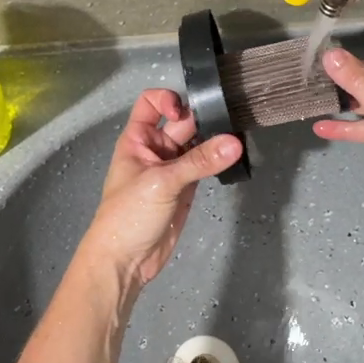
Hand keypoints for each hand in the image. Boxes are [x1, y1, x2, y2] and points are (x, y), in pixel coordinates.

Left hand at [78, 89, 241, 291]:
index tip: (186, 112)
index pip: (150, 103)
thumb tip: (235, 143)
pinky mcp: (187, 189)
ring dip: (215, 141)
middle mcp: (155, 149)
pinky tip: (234, 158)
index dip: (168, 100)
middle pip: (182, 122)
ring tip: (239, 138)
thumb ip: (199, 162)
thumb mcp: (162, 183)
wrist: (124, 262)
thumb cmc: (129, 214)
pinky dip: (218, 162)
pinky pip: (204, 166)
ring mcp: (172, 169)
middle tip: (232, 119)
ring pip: (197, 144)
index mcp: (137, 139)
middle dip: (204, 119)